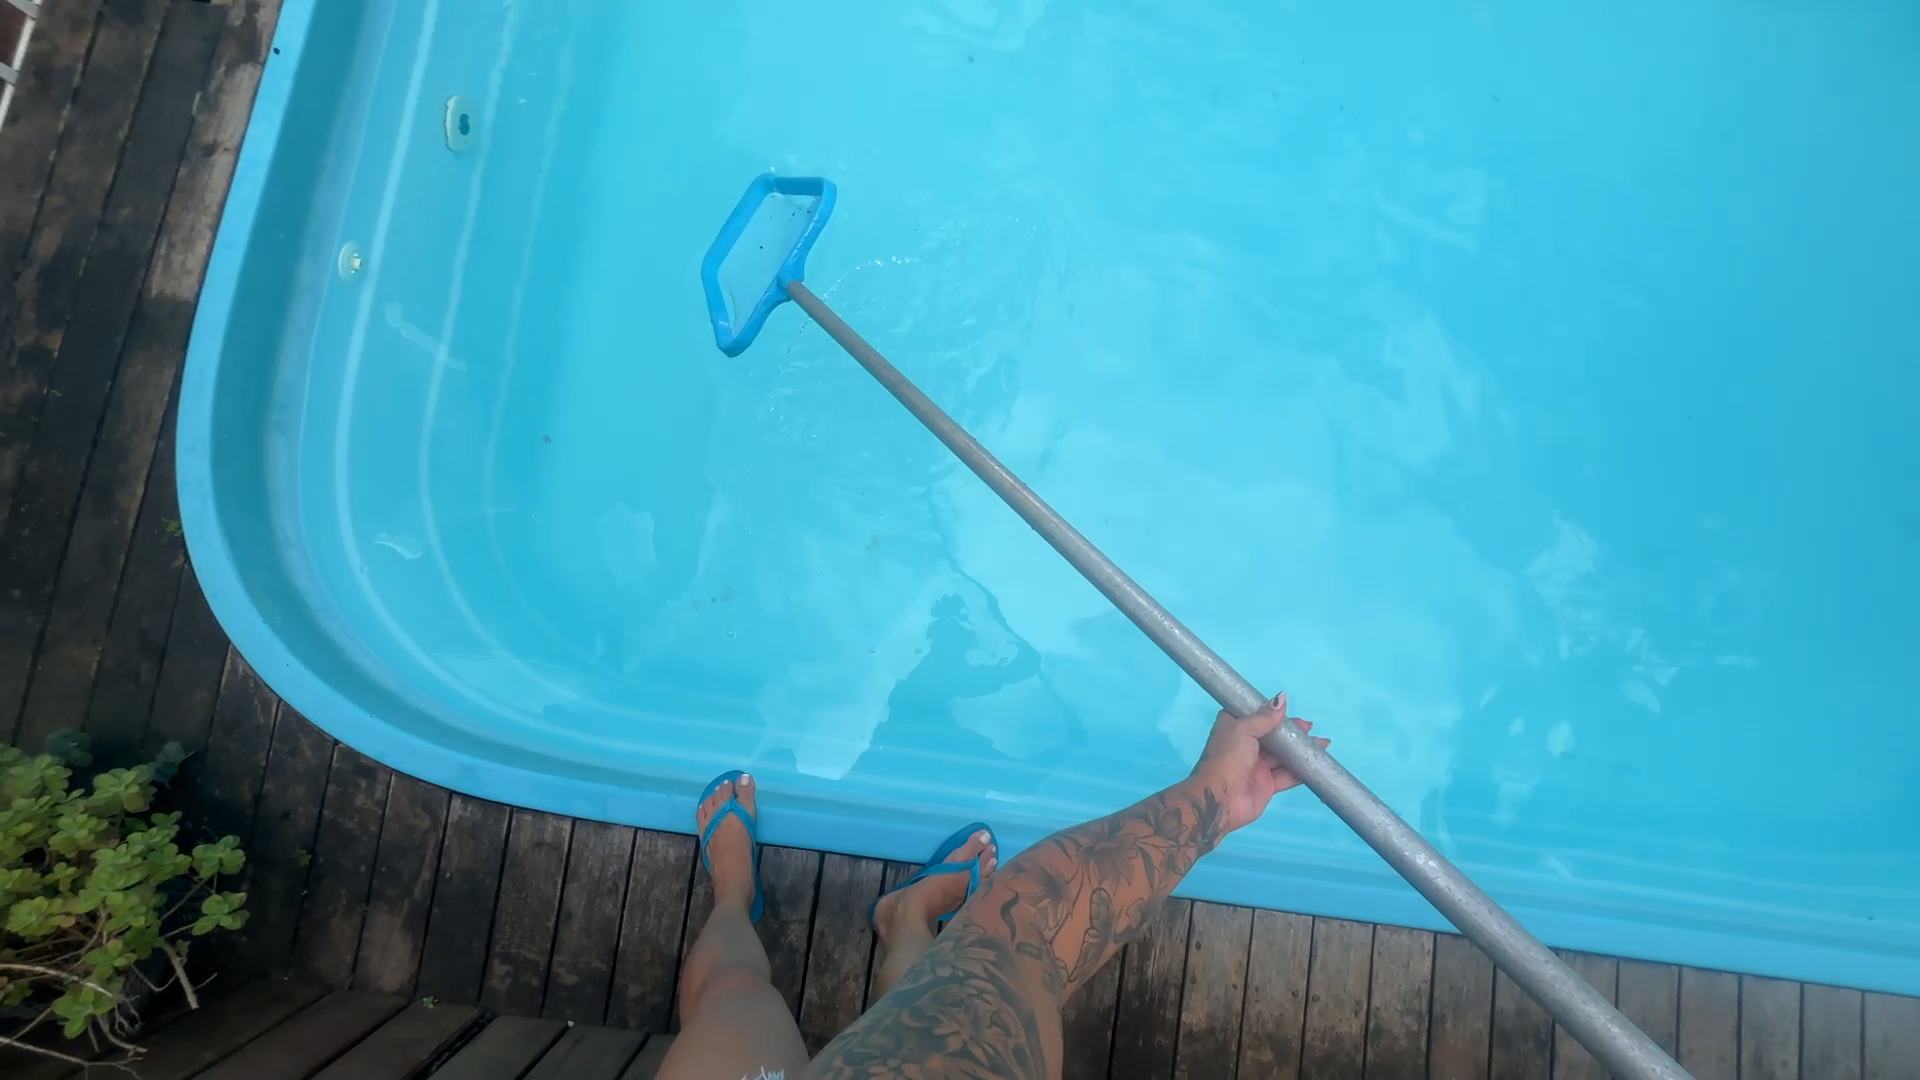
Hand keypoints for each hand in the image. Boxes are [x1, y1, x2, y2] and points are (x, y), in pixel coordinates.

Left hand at [1187, 693, 1329, 832]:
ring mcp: (1255, 766)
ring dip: (1300, 750)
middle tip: (1309, 727)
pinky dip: (1302, 770)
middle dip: (1290, 731)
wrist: (1222, 798)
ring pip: (1282, 755)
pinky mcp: (1267, 784)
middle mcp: (1243, 745)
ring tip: (1321, 743)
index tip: (1287, 709)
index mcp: (1232, 728)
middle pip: (1271, 736)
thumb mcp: (1244, 730)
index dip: (1269, 712)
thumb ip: (1265, 717)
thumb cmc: (1228, 757)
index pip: (1252, 716)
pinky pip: (1287, 775)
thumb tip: (1282, 698)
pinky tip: (1317, 763)